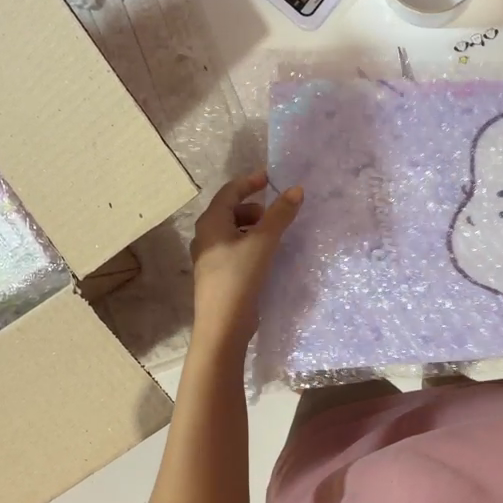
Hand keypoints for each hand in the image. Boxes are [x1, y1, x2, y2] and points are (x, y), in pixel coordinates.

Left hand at [191, 171, 302, 348]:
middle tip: (275, 213)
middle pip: (230, 211)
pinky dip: (251, 244)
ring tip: (274, 235)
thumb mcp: (263, 242)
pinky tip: (266, 256)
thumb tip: (296, 190)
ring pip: (232, 232)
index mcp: (211, 223)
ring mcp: (210, 258)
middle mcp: (206, 237)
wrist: (223, 325)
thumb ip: (280, 215)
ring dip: (253, 227)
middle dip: (254, 207)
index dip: (250, 182)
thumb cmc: (239, 277)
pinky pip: (235, 249)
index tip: (269, 177)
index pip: (229, 192)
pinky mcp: (219, 276)